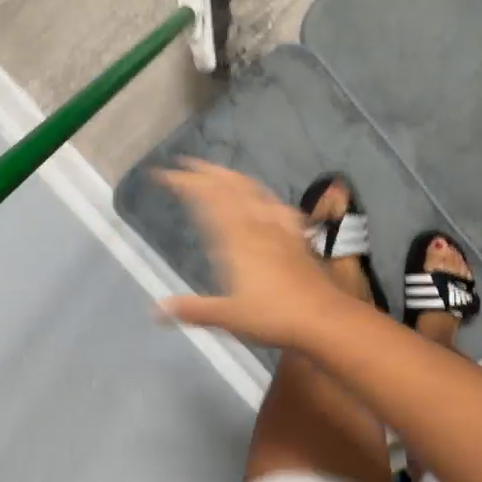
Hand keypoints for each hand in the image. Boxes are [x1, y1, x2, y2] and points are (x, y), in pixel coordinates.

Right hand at [154, 160, 350, 347]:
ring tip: (223, 174)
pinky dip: (267, 199)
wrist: (325, 319)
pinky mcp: (300, 240)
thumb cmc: (274, 317)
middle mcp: (259, 227)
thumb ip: (193, 309)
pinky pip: (281, 210)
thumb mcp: (228, 316)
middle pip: (233, 188)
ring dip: (236, 179)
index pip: (208, 200)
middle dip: (209, 172)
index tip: (164, 174)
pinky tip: (268, 202)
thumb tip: (156, 309)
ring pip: (257, 193)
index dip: (186, 183)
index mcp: (237, 240)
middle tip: (189, 163)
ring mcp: (282, 231)